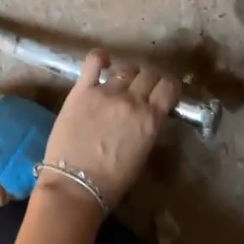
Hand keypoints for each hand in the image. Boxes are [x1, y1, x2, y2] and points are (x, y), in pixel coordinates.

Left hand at [38, 51, 179, 208]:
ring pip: (125, 68)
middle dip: (149, 80)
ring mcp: (105, 92)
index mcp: (150, 119)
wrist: (75, 185)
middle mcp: (131, 100)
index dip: (168, 86)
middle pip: (148, 74)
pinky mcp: (81, 90)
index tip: (164, 91)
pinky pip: (94, 61)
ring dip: (128, 74)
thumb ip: (148, 128)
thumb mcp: (142, 154)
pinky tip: (103, 62)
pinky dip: (101, 58)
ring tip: (122, 83)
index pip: (169, 86)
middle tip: (142, 89)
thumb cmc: (112, 182)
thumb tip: (148, 113)